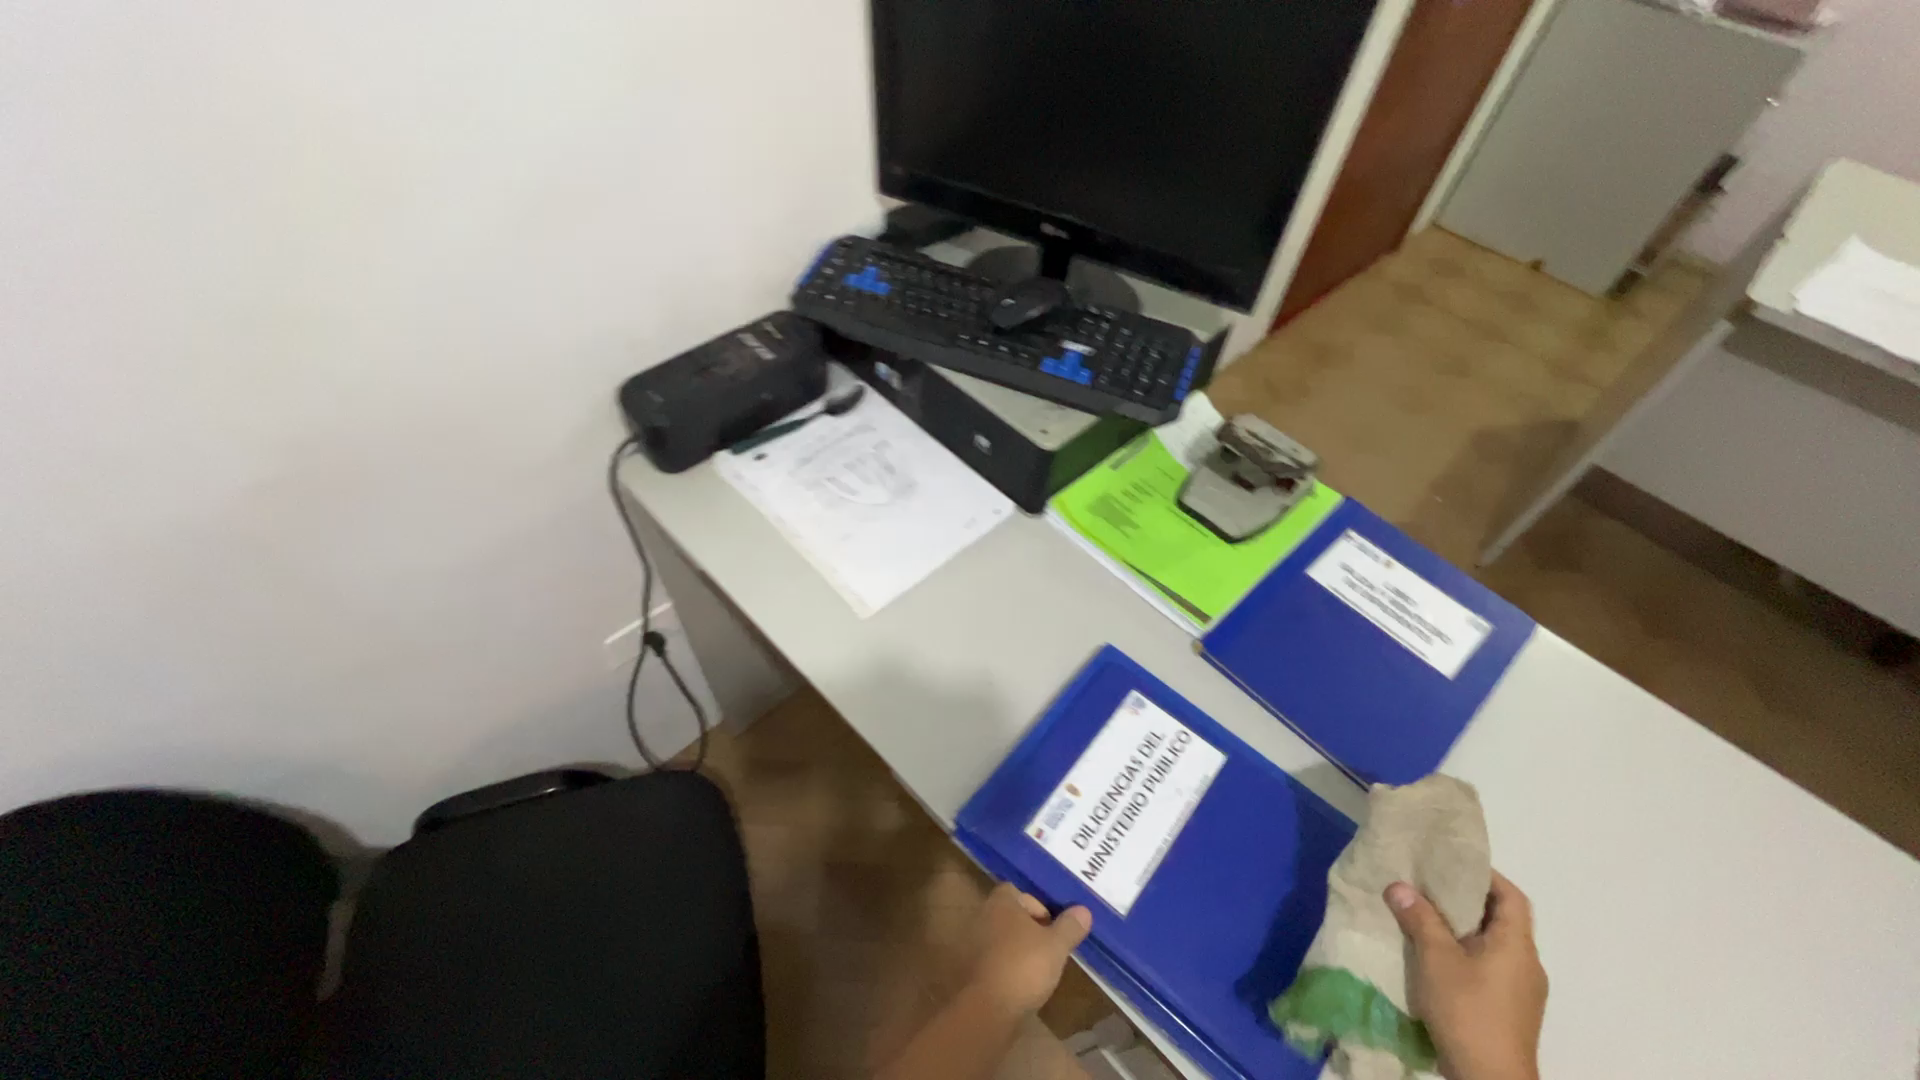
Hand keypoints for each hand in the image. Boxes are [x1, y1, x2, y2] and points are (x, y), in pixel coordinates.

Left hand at [967, 883, 1092, 1016]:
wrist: (987, 1008)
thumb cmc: (1024, 966)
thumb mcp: (1056, 946)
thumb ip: (1069, 926)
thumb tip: (1083, 910)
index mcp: (1000, 903)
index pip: (1016, 891)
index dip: (1036, 905)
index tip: (1051, 926)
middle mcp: (981, 916)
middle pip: (1008, 915)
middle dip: (1028, 929)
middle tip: (1048, 948)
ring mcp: (970, 944)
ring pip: (999, 938)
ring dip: (1016, 949)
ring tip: (1036, 969)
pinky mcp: (968, 970)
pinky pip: (991, 960)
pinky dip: (1004, 967)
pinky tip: (1019, 985)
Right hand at [1385, 872, 1546, 1079]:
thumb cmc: (1468, 1011)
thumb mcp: (1436, 959)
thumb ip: (1420, 919)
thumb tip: (1400, 886)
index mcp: (1517, 945)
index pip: (1512, 896)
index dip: (1486, 875)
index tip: (1452, 864)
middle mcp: (1527, 964)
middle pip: (1503, 920)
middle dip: (1467, 900)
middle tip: (1429, 886)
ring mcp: (1522, 991)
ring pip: (1495, 946)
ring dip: (1465, 929)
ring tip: (1426, 919)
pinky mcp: (1511, 1011)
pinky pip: (1491, 968)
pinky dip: (1467, 954)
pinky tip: (1437, 960)